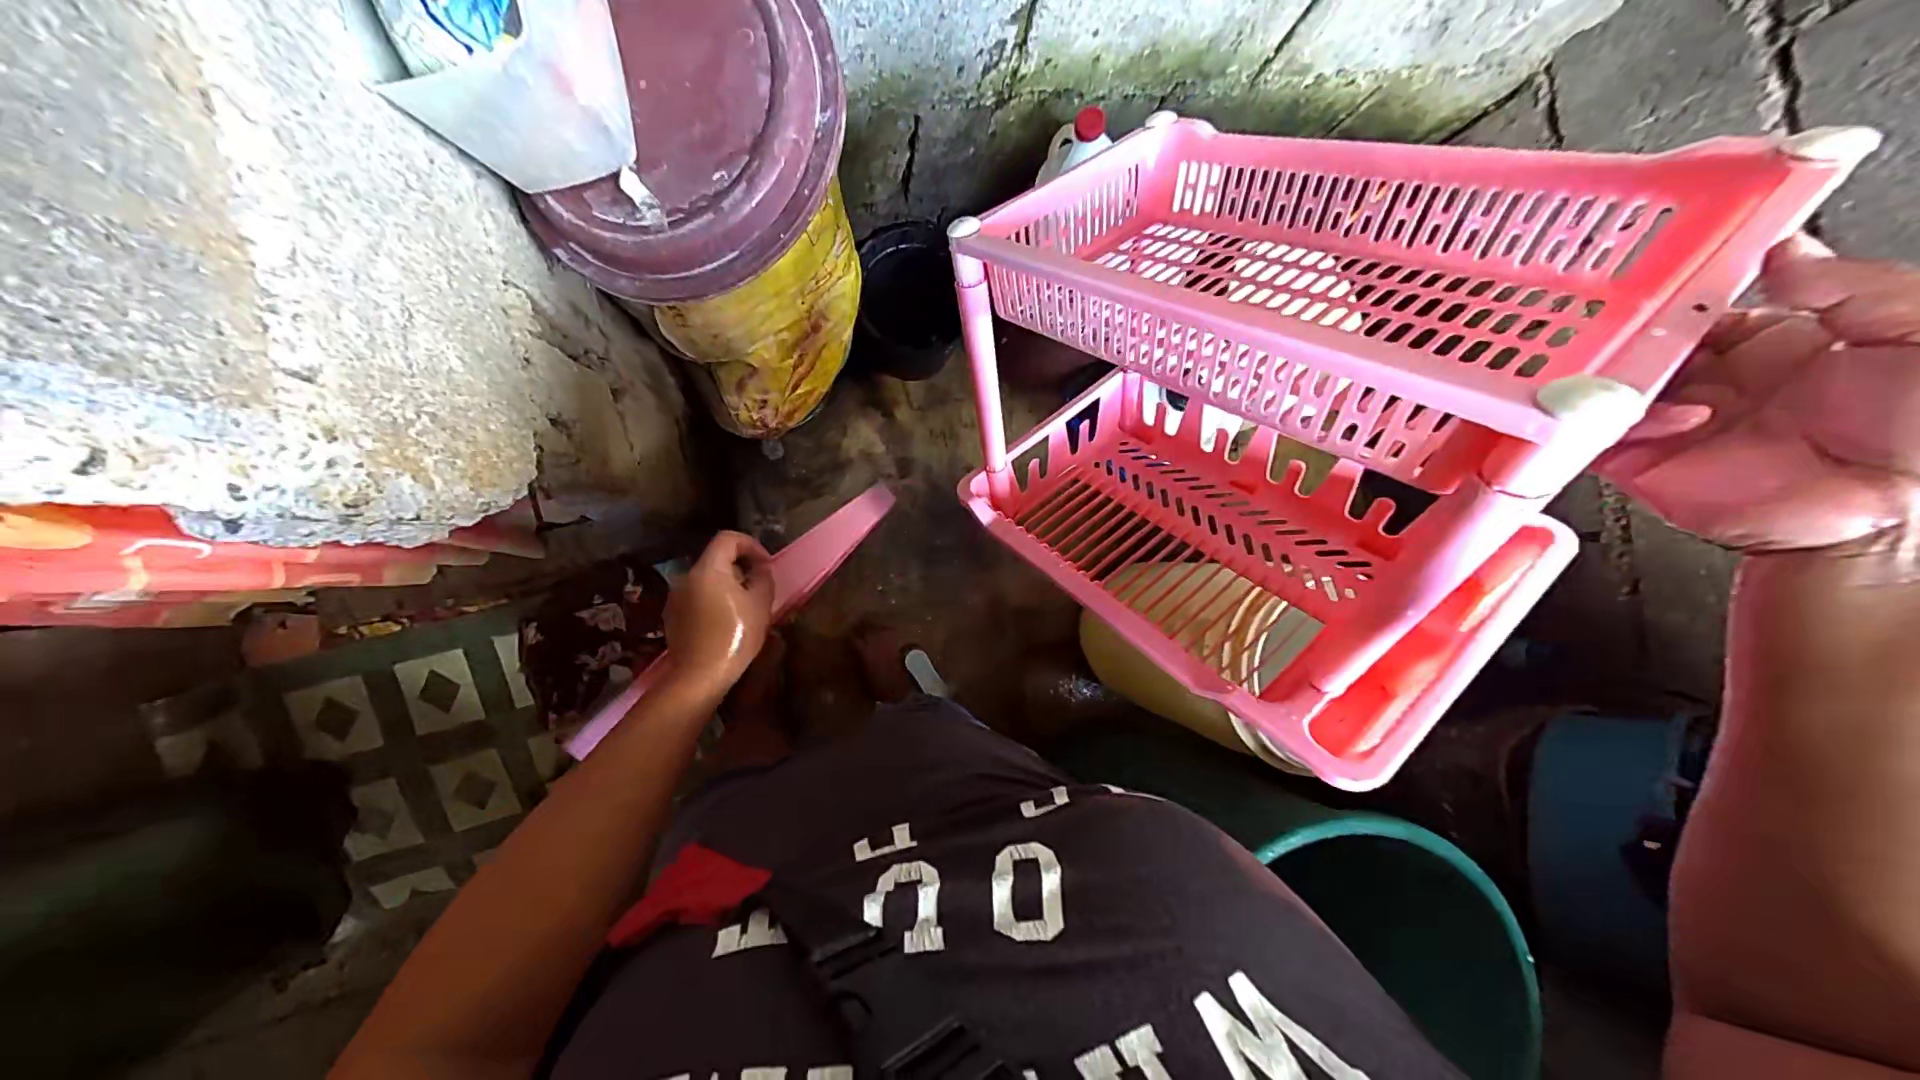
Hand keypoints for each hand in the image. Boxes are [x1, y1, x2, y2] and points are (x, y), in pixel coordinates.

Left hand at [664, 531, 773, 696]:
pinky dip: (713, 601)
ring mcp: (675, 597)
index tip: (765, 564)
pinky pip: (696, 597)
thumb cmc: (735, 636)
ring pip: (706, 580)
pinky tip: (725, 622)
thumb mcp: (761, 604)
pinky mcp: (672, 616)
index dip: (751, 545)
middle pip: (716, 559)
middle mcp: (686, 577)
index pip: (728, 538)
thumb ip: (763, 577)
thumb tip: (760, 568)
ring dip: (727, 585)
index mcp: (708, 570)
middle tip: (759, 587)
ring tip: (745, 607)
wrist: (700, 676)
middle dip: (740, 567)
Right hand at [1595, 234, 1919, 552]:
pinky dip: (1602, 422)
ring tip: (1630, 374)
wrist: (1888, 517)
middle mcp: (1707, 383)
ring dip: (1606, 378)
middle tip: (1611, 325)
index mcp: (1766, 346)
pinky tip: (1657, 418)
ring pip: (1604, 388)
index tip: (1649, 284)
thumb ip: (1855, 287)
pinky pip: (1592, 436)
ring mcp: (1667, 424)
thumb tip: (1784, 250)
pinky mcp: (1635, 462)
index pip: (1692, 312)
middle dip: (1620, 337)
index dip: (1669, 298)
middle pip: (1636, 349)